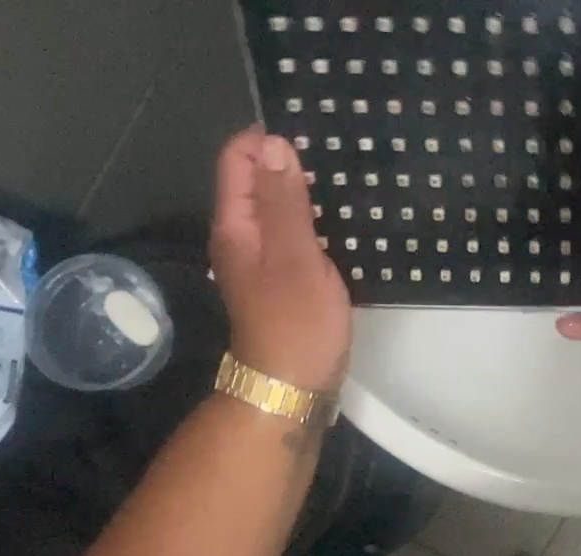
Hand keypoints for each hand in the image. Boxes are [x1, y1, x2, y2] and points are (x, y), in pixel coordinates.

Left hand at [210, 128, 350, 391]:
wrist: (292, 390)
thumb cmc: (297, 325)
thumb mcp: (296, 258)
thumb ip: (285, 202)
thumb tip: (275, 145)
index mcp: (236, 227)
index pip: (239, 160)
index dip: (269, 141)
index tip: (313, 139)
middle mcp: (241, 240)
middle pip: (256, 184)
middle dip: (289, 166)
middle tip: (336, 162)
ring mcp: (260, 265)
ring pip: (276, 213)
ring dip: (304, 199)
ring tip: (344, 190)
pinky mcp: (281, 285)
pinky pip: (292, 241)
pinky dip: (311, 229)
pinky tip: (340, 233)